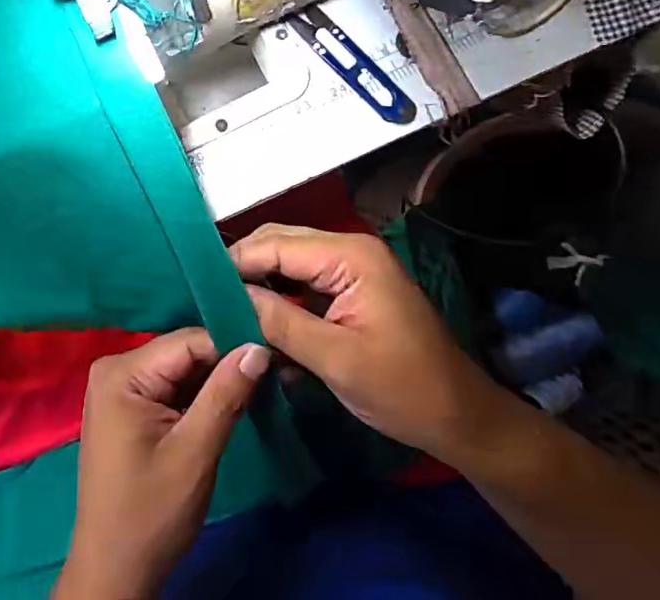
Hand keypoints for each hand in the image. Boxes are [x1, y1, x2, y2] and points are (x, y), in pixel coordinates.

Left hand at [55, 329, 269, 598]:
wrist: (115, 571)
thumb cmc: (150, 514)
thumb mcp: (194, 453)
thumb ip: (225, 395)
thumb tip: (259, 347)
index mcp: (122, 372)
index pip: (188, 341)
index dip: (232, 345)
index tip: (274, 353)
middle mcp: (116, 368)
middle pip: (184, 353)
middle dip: (226, 362)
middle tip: (273, 369)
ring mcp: (120, 388)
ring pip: (181, 370)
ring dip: (216, 380)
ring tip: (261, 382)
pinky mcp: (129, 407)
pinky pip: (172, 387)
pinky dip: (200, 396)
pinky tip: (231, 401)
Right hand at [230, 224, 515, 465]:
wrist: (460, 417)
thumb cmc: (404, 389)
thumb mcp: (336, 359)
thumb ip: (280, 322)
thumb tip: (231, 296)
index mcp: (351, 256)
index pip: (277, 245)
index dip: (236, 261)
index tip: (198, 283)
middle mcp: (350, 249)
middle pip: (281, 243)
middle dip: (244, 265)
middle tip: (206, 293)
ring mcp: (352, 266)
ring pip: (289, 259)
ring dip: (259, 278)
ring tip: (223, 301)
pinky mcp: (351, 287)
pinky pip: (304, 279)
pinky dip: (279, 293)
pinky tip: (256, 313)